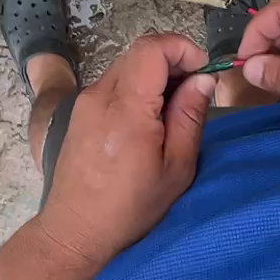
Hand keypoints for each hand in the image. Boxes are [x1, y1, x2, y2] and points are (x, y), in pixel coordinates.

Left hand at [36, 34, 214, 268]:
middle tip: (194, 90)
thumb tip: (203, 78)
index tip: (203, 72)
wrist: (75, 230)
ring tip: (174, 109)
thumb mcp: (176, 168)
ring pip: (128, 64)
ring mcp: (86, 100)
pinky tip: (150, 118)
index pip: (152, 48)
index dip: (183, 49)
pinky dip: (138, 86)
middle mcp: (101, 94)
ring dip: (156, 73)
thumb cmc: (130, 207)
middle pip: (140, 52)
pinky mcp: (81, 109)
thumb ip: (190, 116)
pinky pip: (115, 81)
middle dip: (173, 60)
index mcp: (126, 108)